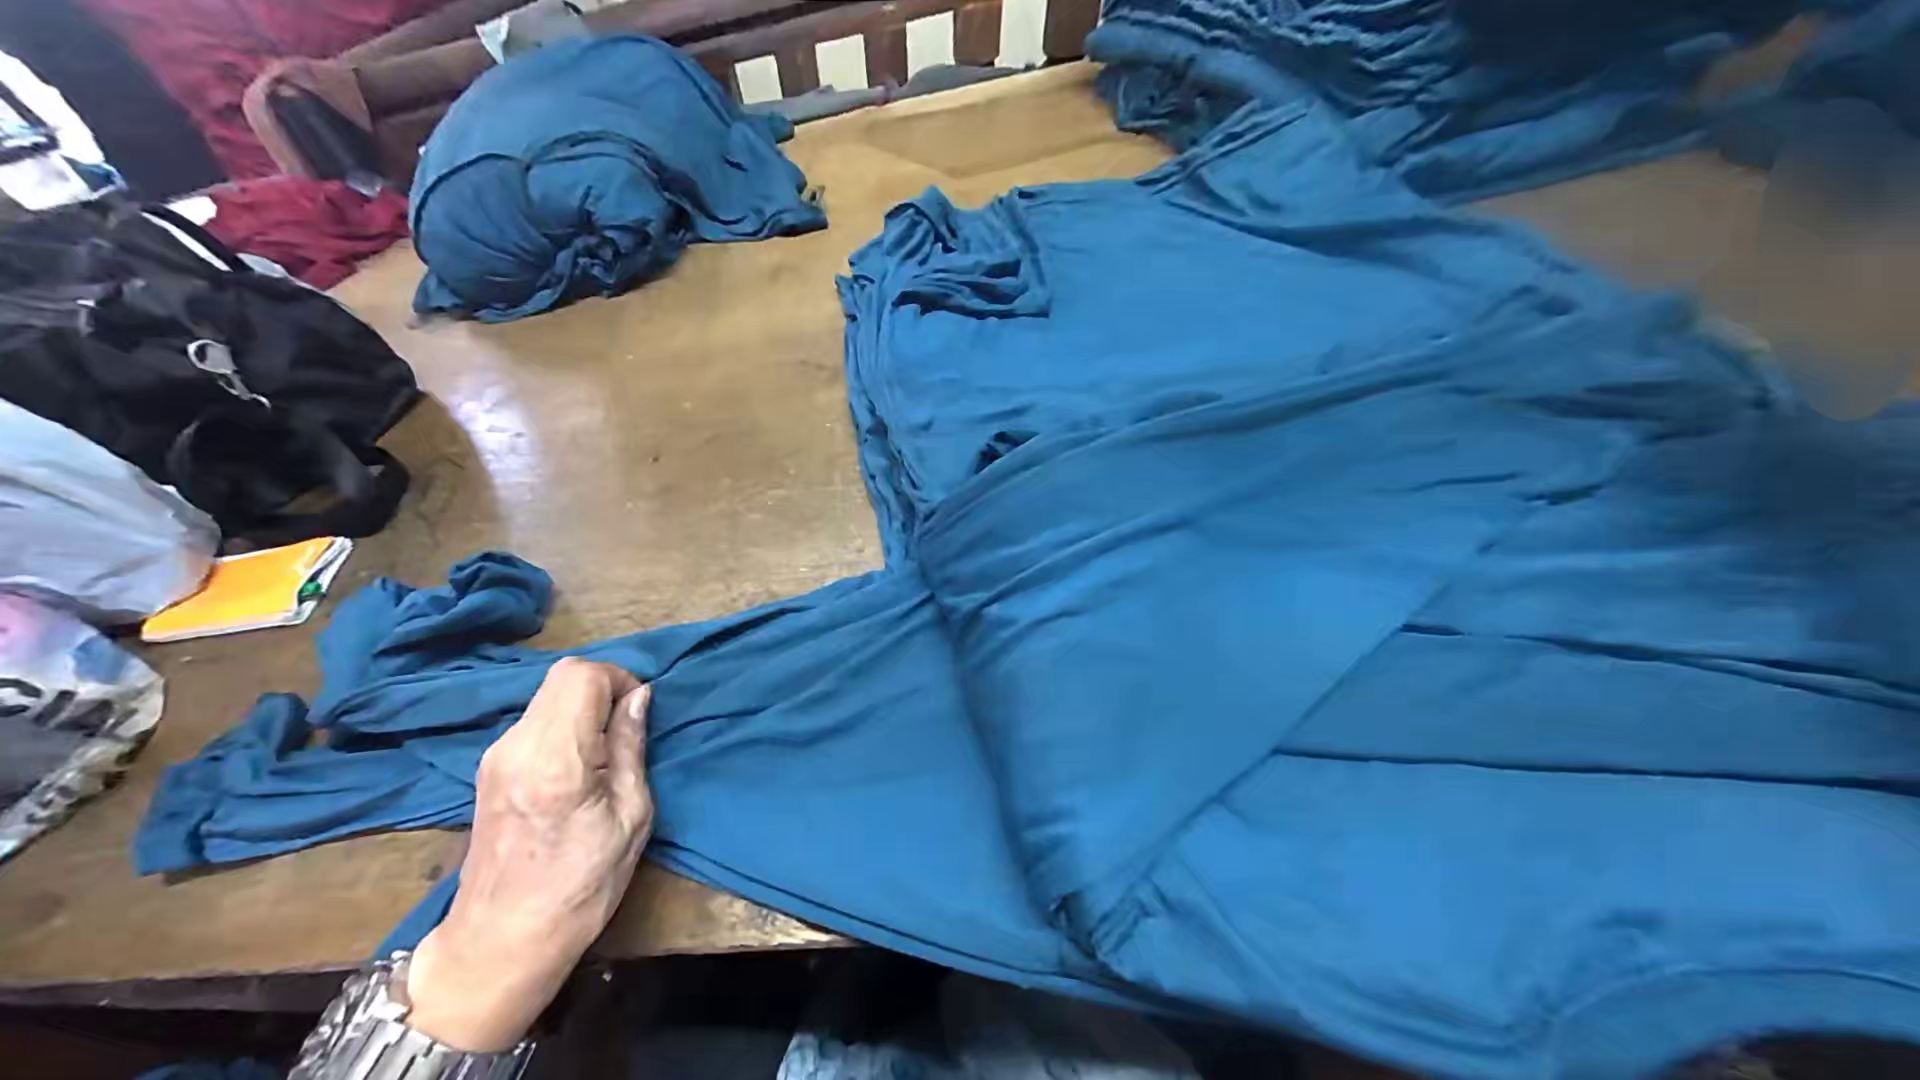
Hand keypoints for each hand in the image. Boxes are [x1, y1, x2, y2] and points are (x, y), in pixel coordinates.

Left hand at [405, 658, 652, 1051]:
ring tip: (606, 751)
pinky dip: (565, 722)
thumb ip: (631, 746)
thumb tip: (640, 697)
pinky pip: (536, 719)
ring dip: (584, 705)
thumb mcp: (631, 816)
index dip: (620, 680)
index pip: (582, 675)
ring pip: (548, 694)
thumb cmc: (581, 886)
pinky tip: (579, 764)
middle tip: (626, 728)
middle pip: (563, 675)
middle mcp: (516, 747)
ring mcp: (495, 756)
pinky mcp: (489, 767)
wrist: (500, 943)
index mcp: (555, 759)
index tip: (637, 713)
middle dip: (604, 687)